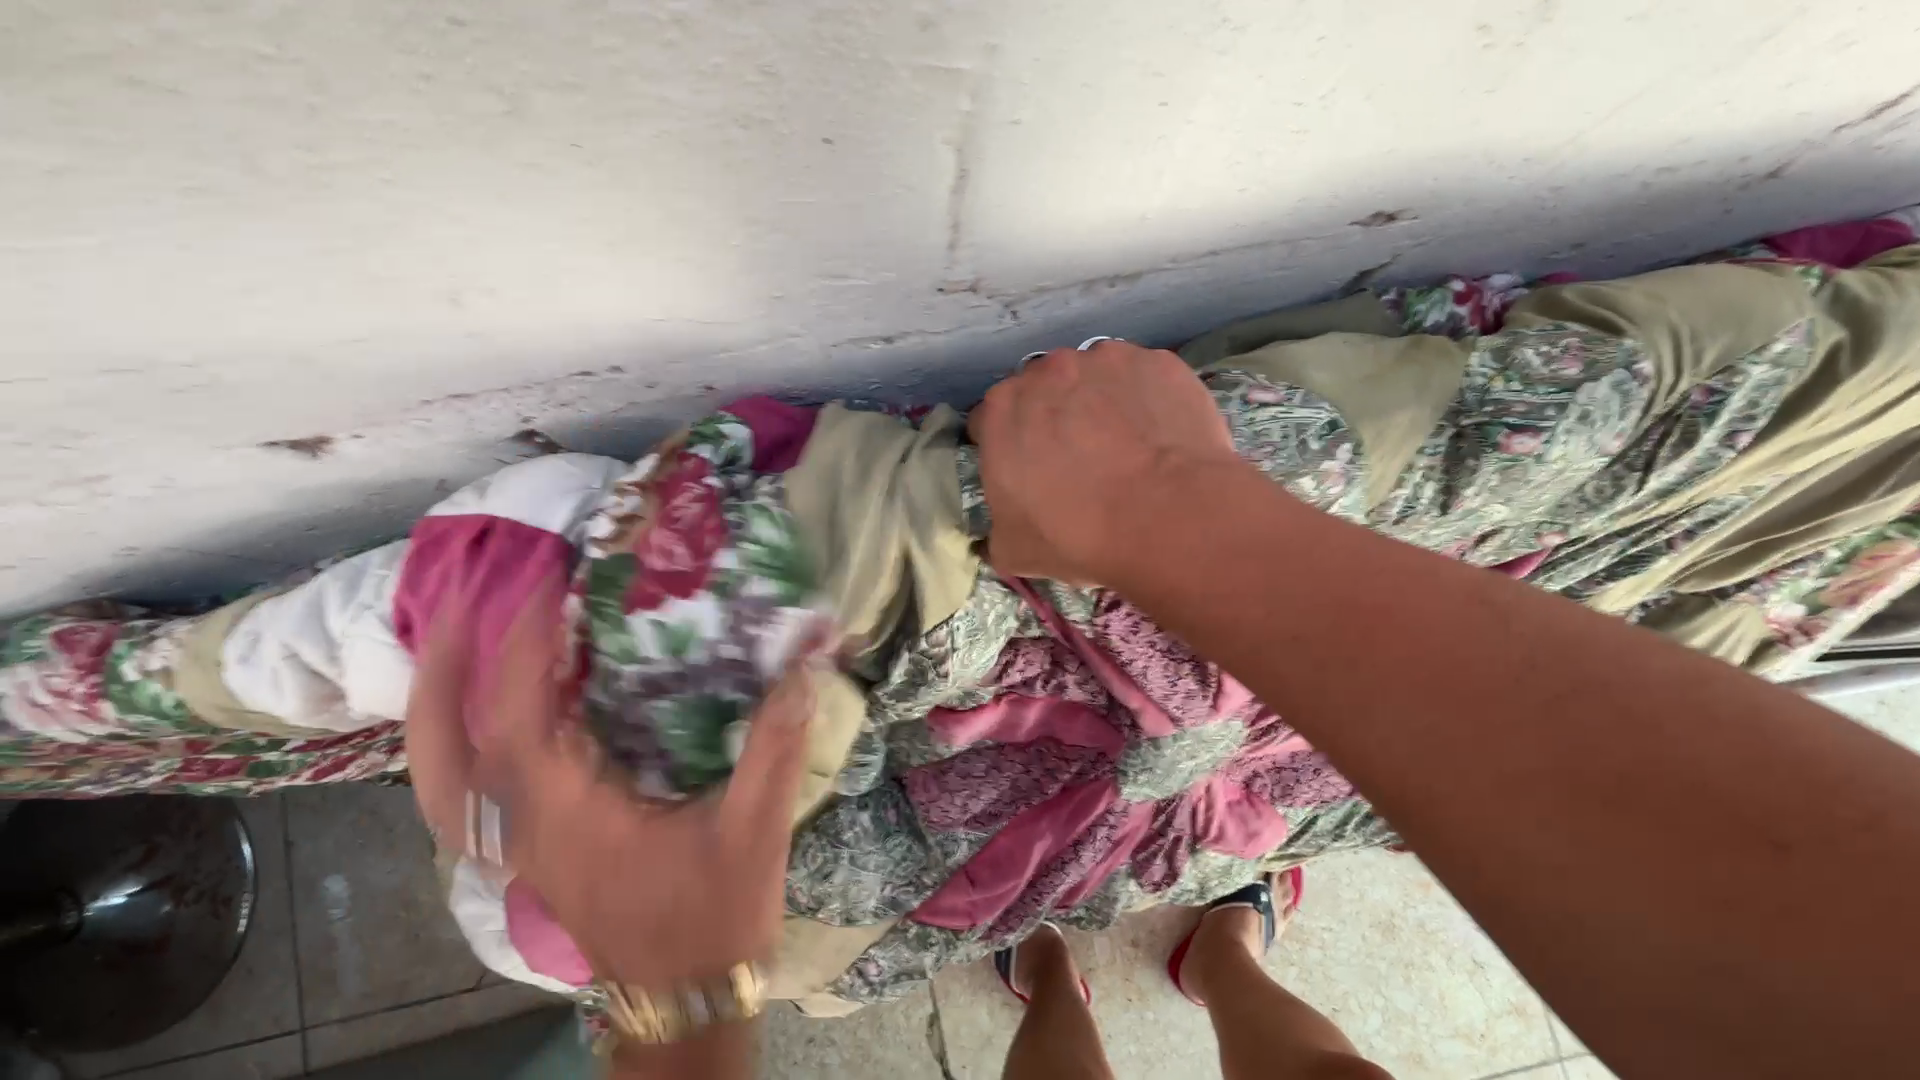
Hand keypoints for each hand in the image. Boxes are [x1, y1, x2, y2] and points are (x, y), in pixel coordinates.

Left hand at [403, 581, 813, 991]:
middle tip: (462, 600)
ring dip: (440, 707)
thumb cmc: (714, 917)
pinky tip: (498, 716)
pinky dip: (465, 746)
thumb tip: (807, 661)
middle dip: (441, 668)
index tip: (548, 579)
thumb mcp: (753, 829)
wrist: (684, 998)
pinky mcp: (527, 854)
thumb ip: (776, 743)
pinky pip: (469, 792)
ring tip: (457, 647)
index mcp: (564, 813)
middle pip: (442, 749)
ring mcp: (515, 846)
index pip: (520, 714)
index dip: (525, 640)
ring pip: (441, 776)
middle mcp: (520, 828)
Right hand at [968, 340, 1241, 583]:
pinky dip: (1147, 400)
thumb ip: (998, 528)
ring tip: (1126, 446)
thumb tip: (1002, 532)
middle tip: (1078, 460)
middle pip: (1044, 389)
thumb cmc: (1077, 534)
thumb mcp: (1013, 549)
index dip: (1008, 446)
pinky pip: (1144, 379)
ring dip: (1101, 402)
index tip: (1027, 471)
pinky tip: (1159, 437)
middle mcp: (1048, 370)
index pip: (990, 419)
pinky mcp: (1158, 363)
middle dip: (1054, 417)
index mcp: (1002, 409)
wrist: (1166, 518)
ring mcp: (1106, 360)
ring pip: (1095, 377)